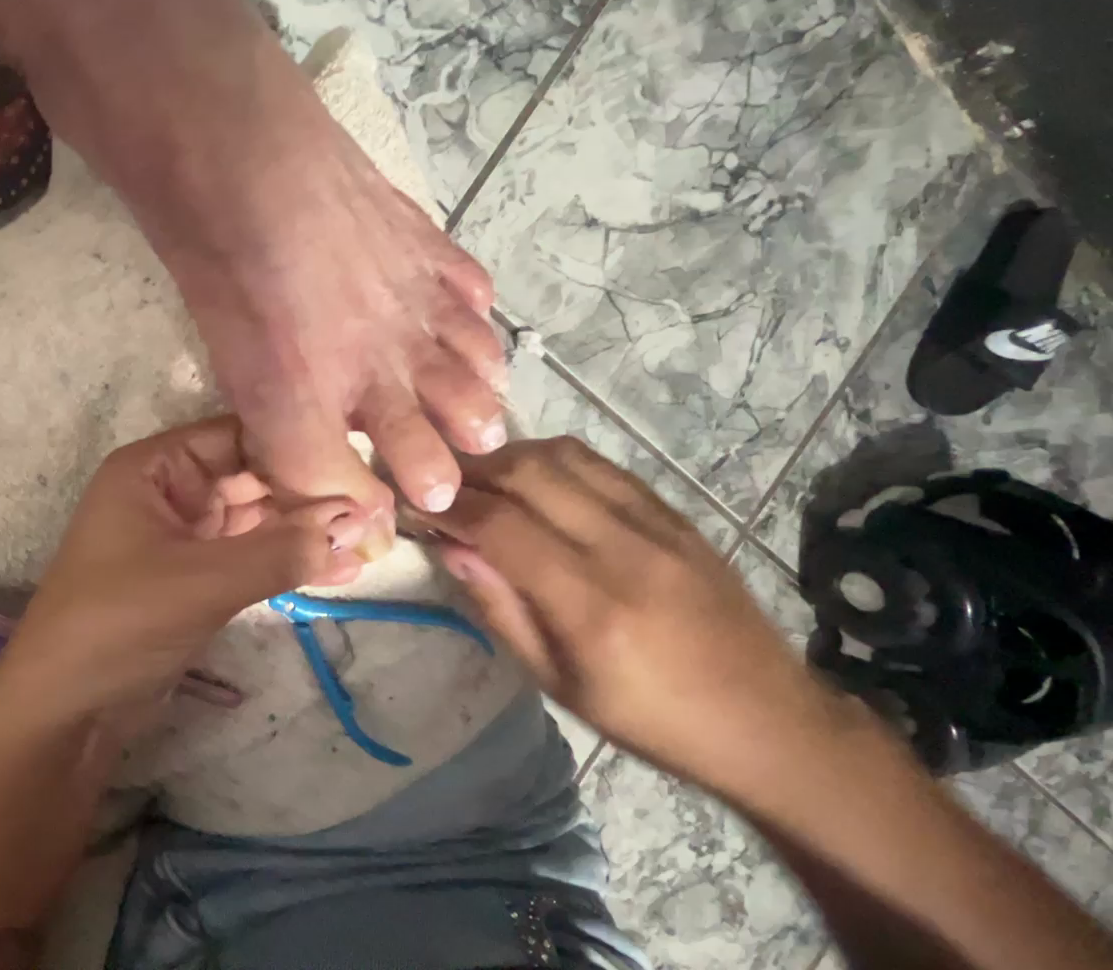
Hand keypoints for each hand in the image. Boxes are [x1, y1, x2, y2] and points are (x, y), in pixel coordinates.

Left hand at [0, 416, 366, 727]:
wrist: (65, 709)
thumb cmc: (119, 623)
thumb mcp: (202, 581)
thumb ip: (280, 549)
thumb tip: (359, 521)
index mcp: (153, 469)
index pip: (236, 435)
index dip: (295, 445)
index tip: (361, 459)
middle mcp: (168, 492)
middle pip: (250, 476)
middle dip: (309, 494)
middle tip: (380, 509)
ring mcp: (181, 537)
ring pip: (255, 520)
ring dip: (305, 533)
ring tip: (374, 541)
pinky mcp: (194, 578)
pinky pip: (249, 557)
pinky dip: (287, 562)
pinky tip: (340, 570)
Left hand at [149, 110, 507, 558]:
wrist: (248, 179)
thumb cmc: (223, 286)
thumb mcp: (235, 382)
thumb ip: (284, 443)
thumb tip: (329, 494)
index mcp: (322, 414)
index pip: (365, 486)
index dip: (387, 505)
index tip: (400, 511)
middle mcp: (388, 371)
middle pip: (451, 432)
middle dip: (459, 457)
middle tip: (461, 464)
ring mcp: (419, 306)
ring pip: (478, 368)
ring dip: (482, 394)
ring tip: (482, 408)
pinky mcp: (430, 250)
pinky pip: (474, 294)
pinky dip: (477, 317)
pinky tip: (471, 320)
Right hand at [427, 436, 836, 792]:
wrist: (767, 721)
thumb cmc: (649, 719)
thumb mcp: (556, 682)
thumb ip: (499, 608)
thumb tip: (449, 546)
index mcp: (592, 605)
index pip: (500, 525)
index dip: (446, 507)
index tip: (408, 502)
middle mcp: (625, 549)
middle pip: (529, 472)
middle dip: (469, 469)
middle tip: (435, 481)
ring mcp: (658, 523)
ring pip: (565, 455)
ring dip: (508, 456)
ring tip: (477, 477)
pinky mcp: (677, 514)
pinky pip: (601, 466)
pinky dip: (552, 461)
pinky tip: (532, 479)